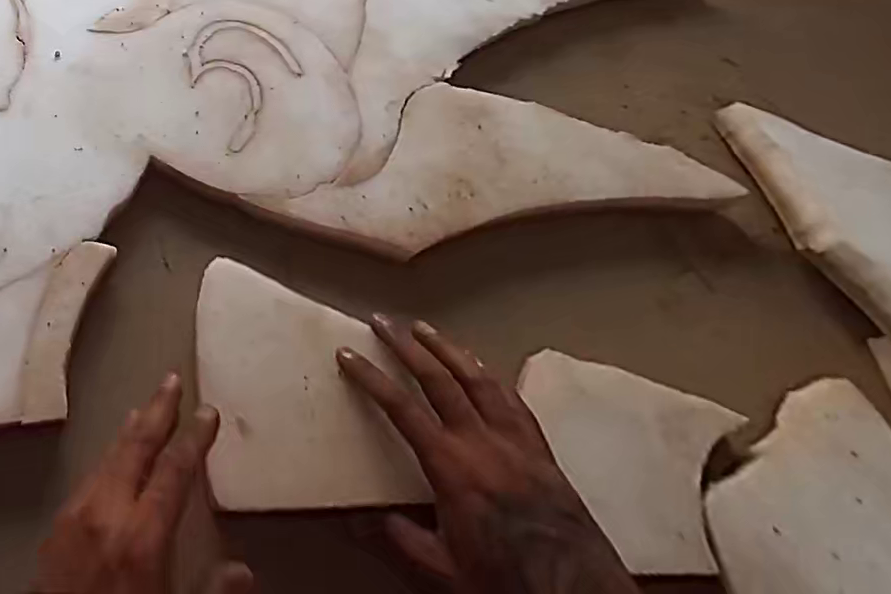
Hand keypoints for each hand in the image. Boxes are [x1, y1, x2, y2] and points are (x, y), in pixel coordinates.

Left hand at [34, 374, 253, 593]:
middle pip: (137, 446)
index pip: (175, 472)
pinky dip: (111, 451)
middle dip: (158, 410)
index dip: (194, 439)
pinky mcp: (60, 520)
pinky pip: (92, 472)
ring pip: (111, 454)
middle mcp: (108, 512)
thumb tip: (245, 573)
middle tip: (173, 379)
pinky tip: (117, 448)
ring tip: (149, 404)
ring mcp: (79, 511)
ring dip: (133, 427)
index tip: (208, 413)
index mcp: (143, 538)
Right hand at [337, 318, 637, 593]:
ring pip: (478, 381)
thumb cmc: (506, 580)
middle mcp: (481, 443)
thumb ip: (400, 537)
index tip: (347, 353)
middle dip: (406, 346)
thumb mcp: (444, 568)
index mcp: (451, 466)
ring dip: (447, 349)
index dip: (369, 376)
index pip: (399, 407)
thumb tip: (355, 520)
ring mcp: (516, 444)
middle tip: (382, 322)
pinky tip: (480, 367)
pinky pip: (514, 403)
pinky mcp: (543, 454)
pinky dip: (491, 378)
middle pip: (438, 379)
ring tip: (424, 328)